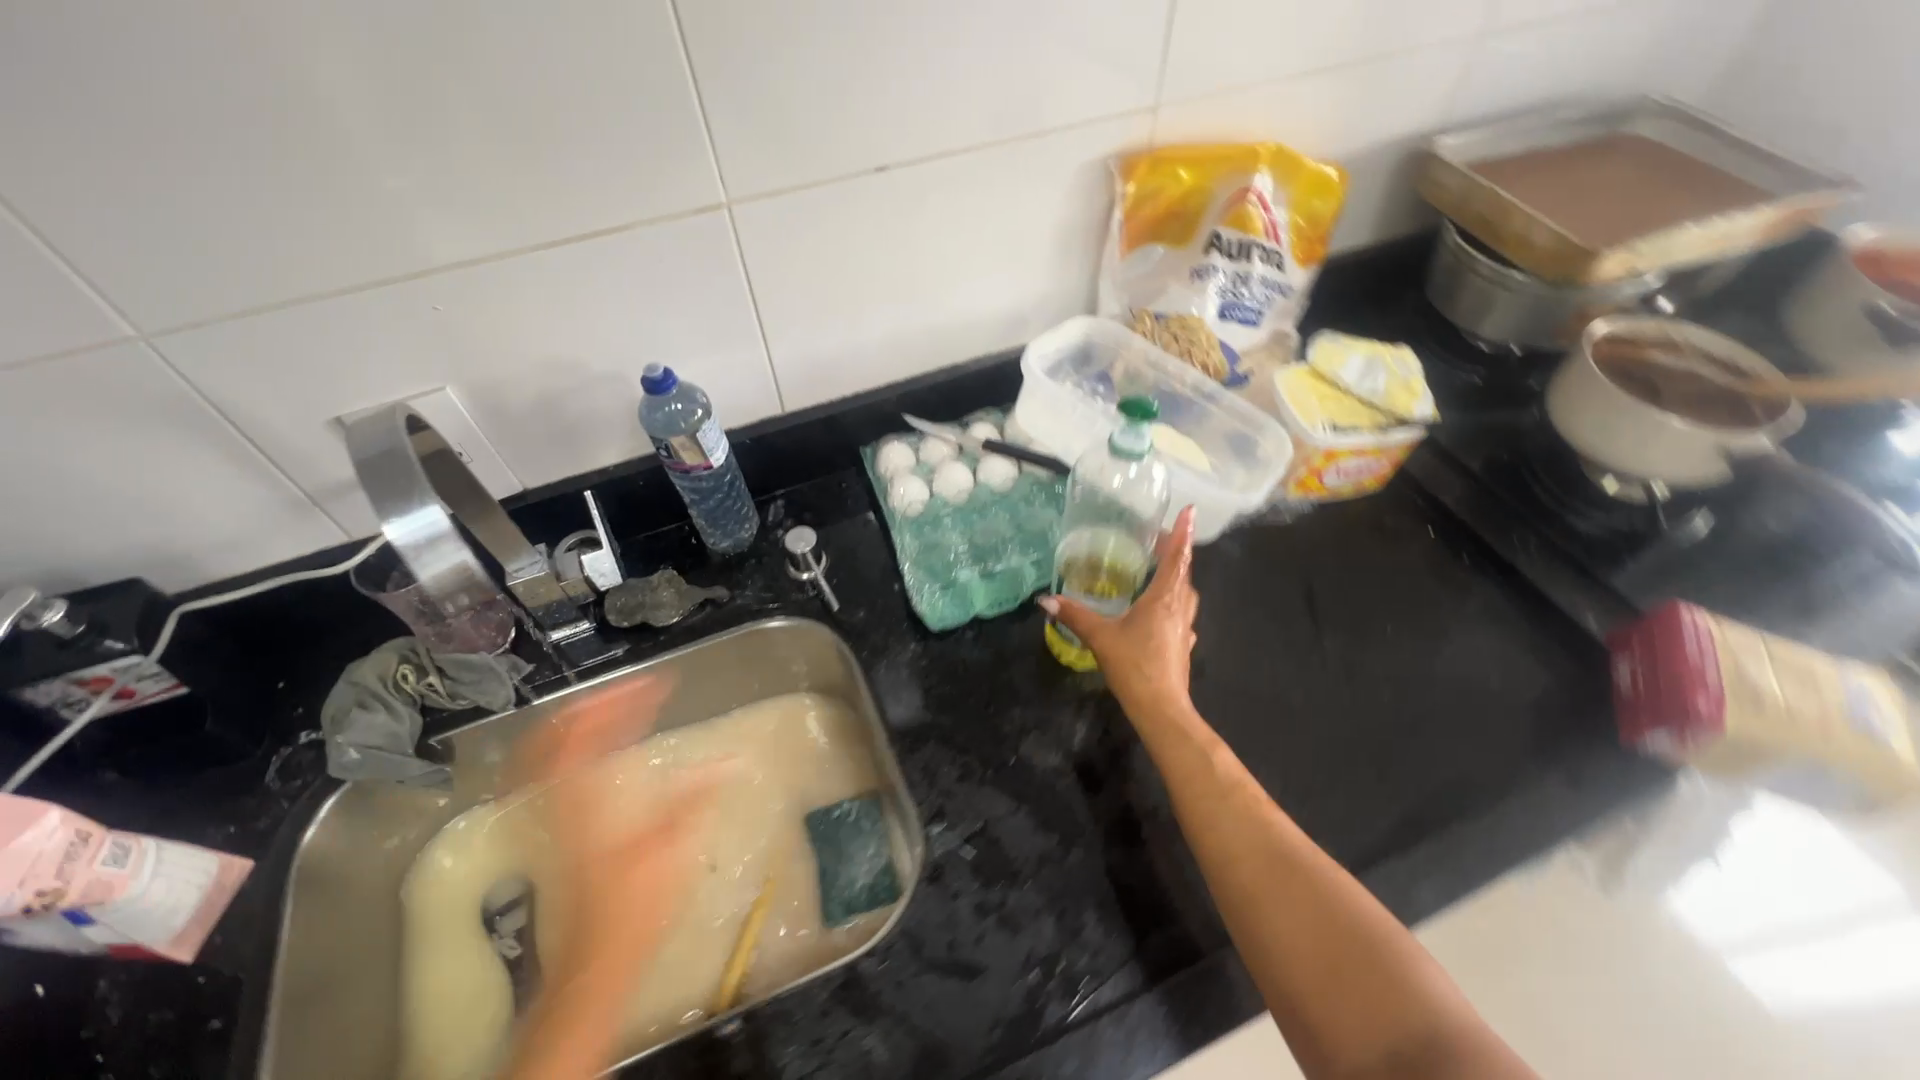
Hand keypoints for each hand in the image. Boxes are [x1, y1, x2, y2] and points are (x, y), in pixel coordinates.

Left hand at [511, 673, 727, 977]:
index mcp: (588, 799)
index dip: (628, 698)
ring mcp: (546, 817)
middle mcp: (558, 800)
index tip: (660, 683)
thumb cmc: (634, 912)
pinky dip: (555, 749)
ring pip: (540, 750)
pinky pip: (536, 774)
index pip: (598, 730)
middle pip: (558, 731)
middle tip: (632, 689)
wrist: (592, 963)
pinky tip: (578, 750)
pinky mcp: (545, 833)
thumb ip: (695, 800)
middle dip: (596, 701)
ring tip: (607, 706)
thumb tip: (730, 763)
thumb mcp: (673, 852)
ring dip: (572, 720)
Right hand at [1040, 505, 1199, 720]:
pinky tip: (1157, 612)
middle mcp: (1179, 607)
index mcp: (1164, 598)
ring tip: (1158, 570)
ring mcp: (1184, 627)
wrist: (1162, 708)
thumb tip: (1046, 599)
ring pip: (1184, 594)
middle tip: (1159, 539)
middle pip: (1183, 572)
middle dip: (1175, 553)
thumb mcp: (1100, 637)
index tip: (1189, 510)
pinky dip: (1171, 602)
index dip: (1182, 532)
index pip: (1176, 557)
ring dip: (1175, 578)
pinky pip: (1180, 613)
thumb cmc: (1135, 665)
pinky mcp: (1182, 644)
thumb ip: (1074, 615)